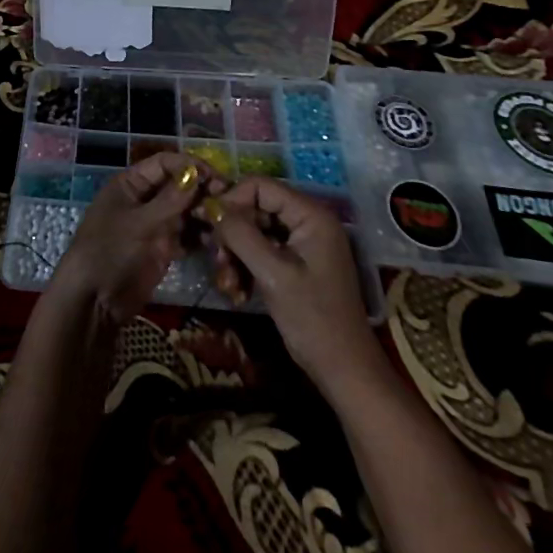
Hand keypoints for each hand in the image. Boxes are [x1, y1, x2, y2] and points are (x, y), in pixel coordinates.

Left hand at [54, 152, 214, 324]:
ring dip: (205, 214)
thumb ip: (170, 199)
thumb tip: (196, 173)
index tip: (217, 178)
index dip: (189, 167)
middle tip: (229, 202)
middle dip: (202, 191)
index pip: (163, 164)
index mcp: (129, 184)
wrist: (95, 299)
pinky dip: (201, 236)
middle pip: (178, 186)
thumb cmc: (110, 251)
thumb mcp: (140, 223)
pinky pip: (187, 234)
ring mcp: (154, 224)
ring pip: (186, 211)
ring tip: (226, 223)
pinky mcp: (163, 247)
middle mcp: (143, 200)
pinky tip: (218, 241)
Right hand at [209, 178, 387, 393]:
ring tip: (227, 284)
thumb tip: (212, 207)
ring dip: (233, 255)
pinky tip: (236, 292)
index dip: (232, 200)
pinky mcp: (292, 264)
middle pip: (253, 208)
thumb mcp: (272, 272)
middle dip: (231, 234)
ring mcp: (300, 244)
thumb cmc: (312, 316)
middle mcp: (307, 222)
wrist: (340, 367)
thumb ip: (241, 234)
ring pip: (251, 232)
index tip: (212, 227)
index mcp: (311, 216)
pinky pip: (258, 252)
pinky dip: (243, 268)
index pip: (260, 186)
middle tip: (218, 261)